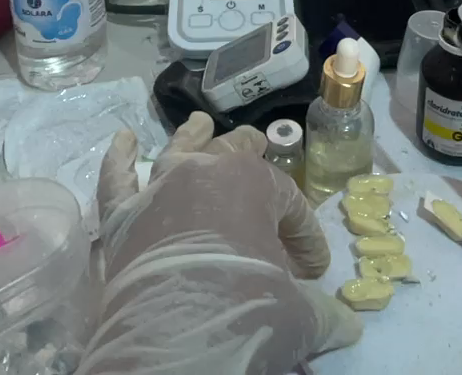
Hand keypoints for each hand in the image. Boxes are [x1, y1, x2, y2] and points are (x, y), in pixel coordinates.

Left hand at [78, 112, 360, 374]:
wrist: (174, 338)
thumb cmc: (245, 309)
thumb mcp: (297, 314)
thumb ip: (320, 311)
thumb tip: (344, 325)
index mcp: (251, 183)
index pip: (286, 201)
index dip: (304, 233)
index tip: (314, 267)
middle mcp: (203, 173)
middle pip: (231, 153)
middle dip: (249, 149)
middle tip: (259, 143)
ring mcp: (159, 190)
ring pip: (177, 151)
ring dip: (191, 136)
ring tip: (199, 123)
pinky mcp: (122, 218)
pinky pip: (116, 180)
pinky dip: (117, 159)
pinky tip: (122, 140)